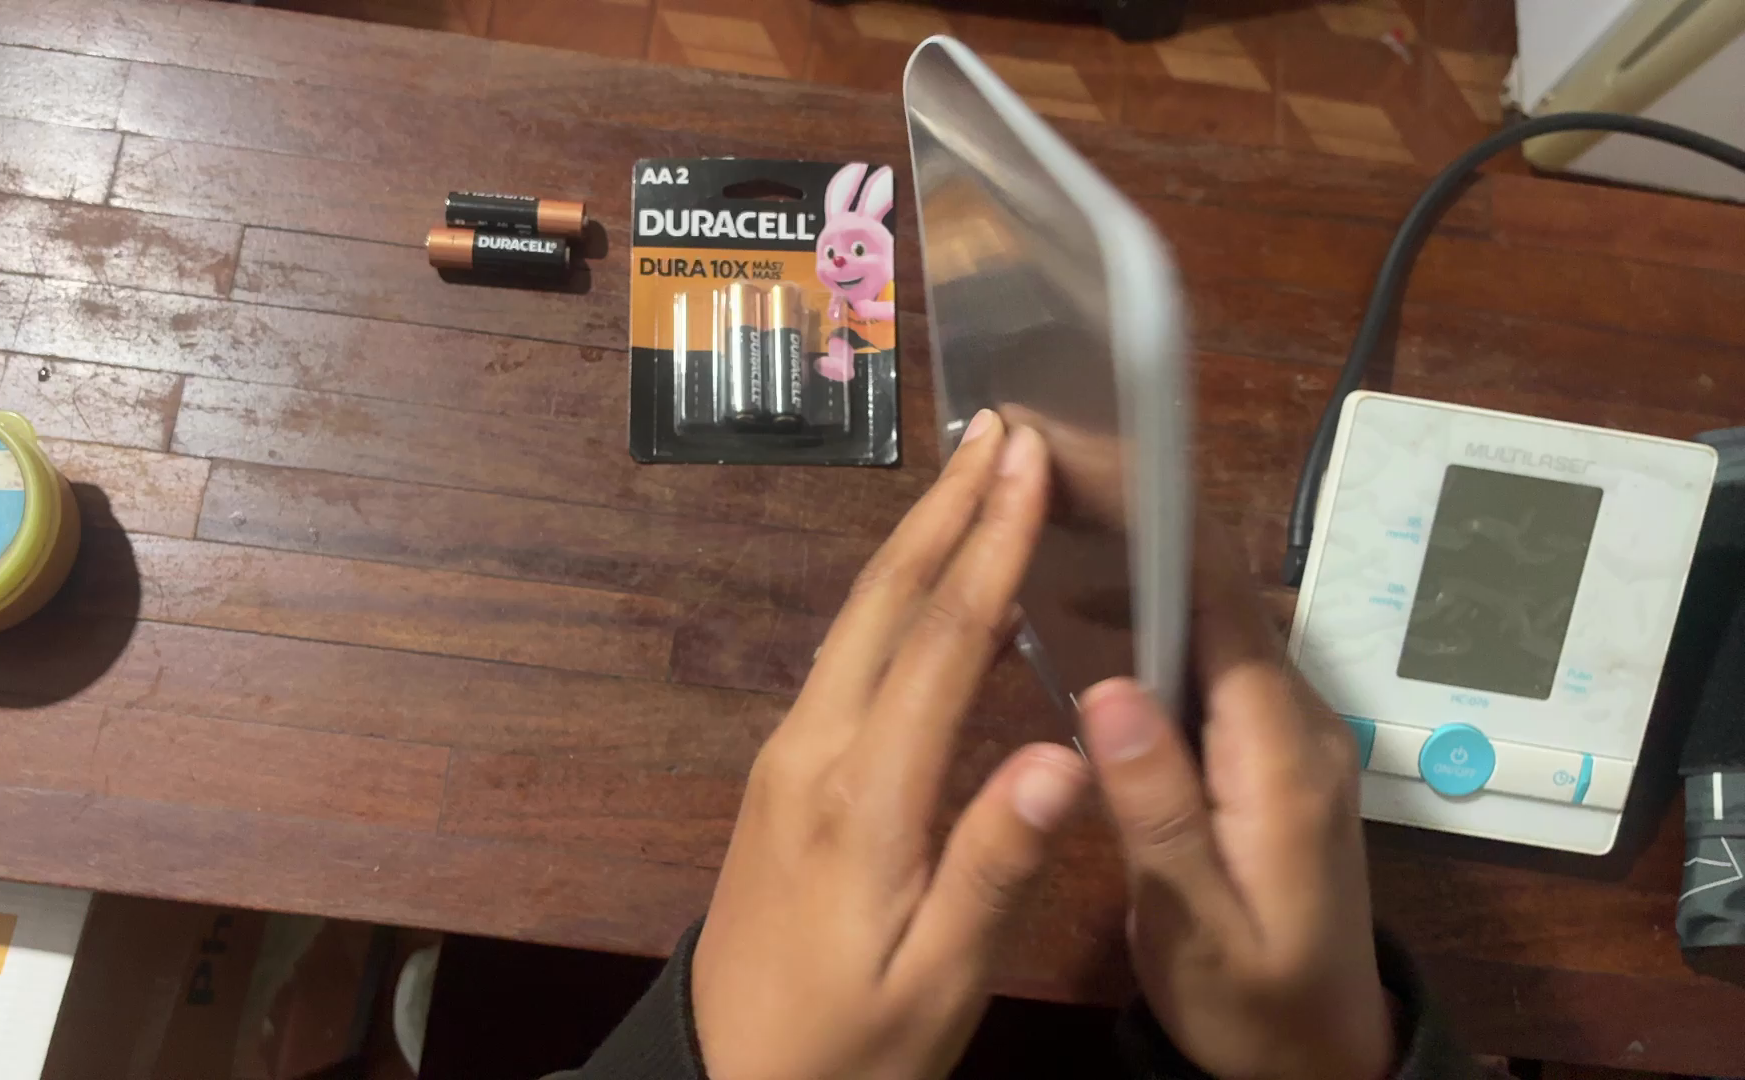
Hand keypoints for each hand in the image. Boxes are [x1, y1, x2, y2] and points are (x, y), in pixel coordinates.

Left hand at [692, 411, 1092, 1079]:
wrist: (724, 1067)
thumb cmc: (842, 1042)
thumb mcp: (934, 983)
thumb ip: (996, 865)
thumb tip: (1066, 758)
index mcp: (862, 792)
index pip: (940, 643)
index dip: (989, 547)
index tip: (1023, 467)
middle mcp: (817, 742)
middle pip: (886, 601)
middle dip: (945, 509)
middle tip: (995, 433)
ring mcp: (792, 742)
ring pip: (861, 617)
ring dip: (918, 541)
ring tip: (970, 480)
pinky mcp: (788, 757)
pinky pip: (850, 655)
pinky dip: (897, 598)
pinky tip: (933, 581)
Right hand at [1077, 540, 1392, 1079]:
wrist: (1312, 1055)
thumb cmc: (1245, 995)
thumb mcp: (1194, 919)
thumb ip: (1155, 804)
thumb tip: (1107, 686)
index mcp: (1282, 750)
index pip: (1226, 607)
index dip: (1162, 532)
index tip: (1089, 473)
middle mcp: (1293, 718)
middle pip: (1220, 595)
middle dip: (1139, 531)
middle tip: (1046, 492)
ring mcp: (1278, 727)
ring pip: (1209, 618)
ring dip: (1136, 567)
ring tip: (1050, 533)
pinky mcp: (1257, 741)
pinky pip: (1202, 656)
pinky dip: (1144, 619)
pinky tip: (1083, 616)